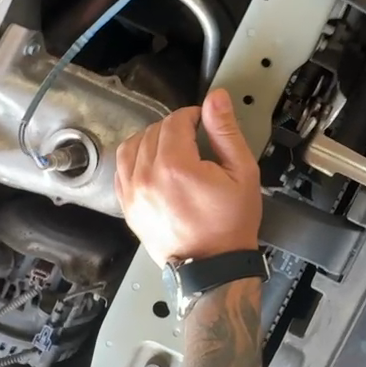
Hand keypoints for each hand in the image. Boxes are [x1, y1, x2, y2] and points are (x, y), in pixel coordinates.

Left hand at [115, 88, 262, 264]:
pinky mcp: (128, 206)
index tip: (204, 123)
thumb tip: (216, 100)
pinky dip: (137, 158)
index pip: (176, 120)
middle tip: (196, 141)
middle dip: (176, 129)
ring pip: (133, 144)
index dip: (193, 116)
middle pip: (154, 130)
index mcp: (176, 167)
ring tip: (174, 150)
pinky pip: (122, 168)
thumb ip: (226, 131)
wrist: (213, 266)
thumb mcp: (242, 173)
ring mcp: (133, 193)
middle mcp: (147, 177)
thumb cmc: (230, 225)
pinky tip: (155, 164)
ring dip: (153, 140)